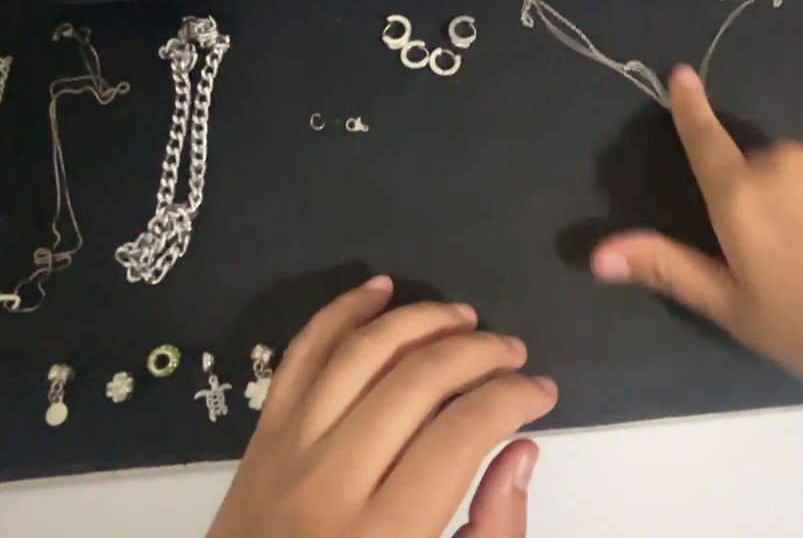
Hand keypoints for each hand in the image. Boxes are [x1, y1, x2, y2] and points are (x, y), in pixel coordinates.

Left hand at [208, 277, 556, 537]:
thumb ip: (491, 536)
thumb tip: (519, 448)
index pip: (460, 433)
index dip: (512, 397)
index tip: (543, 391)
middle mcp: (329, 484)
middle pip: (416, 381)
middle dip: (478, 353)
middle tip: (514, 351)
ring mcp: (286, 453)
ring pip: (361, 353)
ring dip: (420, 320)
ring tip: (465, 317)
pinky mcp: (259, 439)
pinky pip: (301, 356)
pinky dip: (340, 312)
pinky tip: (381, 288)